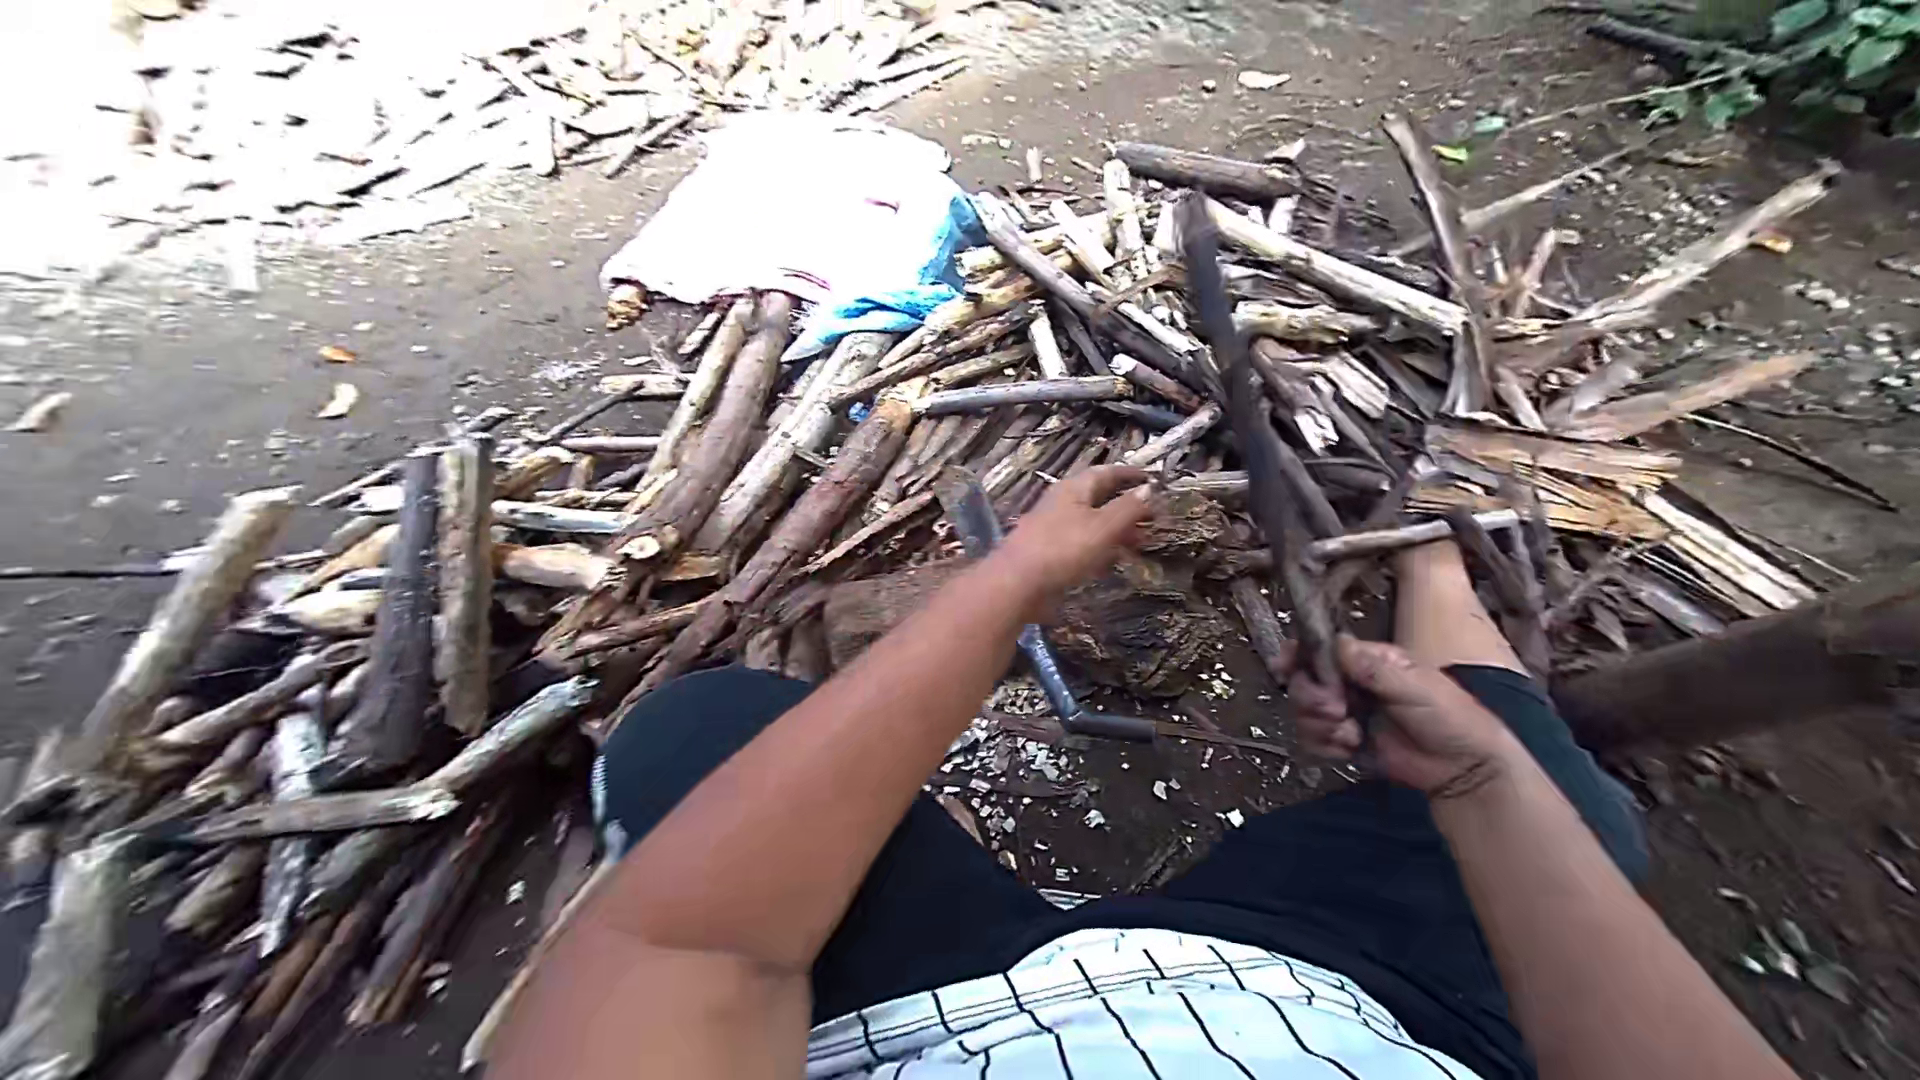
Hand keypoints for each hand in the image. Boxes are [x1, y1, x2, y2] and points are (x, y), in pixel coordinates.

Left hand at [993, 465, 1153, 608]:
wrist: (1017, 583)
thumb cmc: (1063, 548)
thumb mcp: (1104, 526)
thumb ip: (1128, 508)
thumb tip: (1149, 490)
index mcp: (1074, 489)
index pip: (1106, 472)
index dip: (1130, 475)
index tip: (1152, 480)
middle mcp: (1062, 503)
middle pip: (1099, 499)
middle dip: (1127, 508)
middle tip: (1152, 520)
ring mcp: (1053, 529)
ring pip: (1091, 524)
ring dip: (1116, 531)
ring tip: (1139, 544)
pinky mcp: (1049, 553)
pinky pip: (1080, 546)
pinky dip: (1099, 550)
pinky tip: (1110, 563)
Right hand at [1286, 635, 1524, 799]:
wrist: (1465, 772)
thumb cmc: (1451, 719)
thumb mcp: (1418, 687)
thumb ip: (1374, 668)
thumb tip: (1335, 643)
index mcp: (1366, 661)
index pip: (1319, 648)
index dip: (1297, 655)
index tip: (1284, 667)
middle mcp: (1348, 682)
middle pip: (1303, 680)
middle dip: (1311, 697)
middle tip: (1337, 711)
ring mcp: (1342, 712)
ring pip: (1302, 710)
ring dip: (1319, 724)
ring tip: (1349, 735)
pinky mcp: (1340, 740)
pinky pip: (1310, 738)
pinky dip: (1324, 744)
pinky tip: (1347, 748)